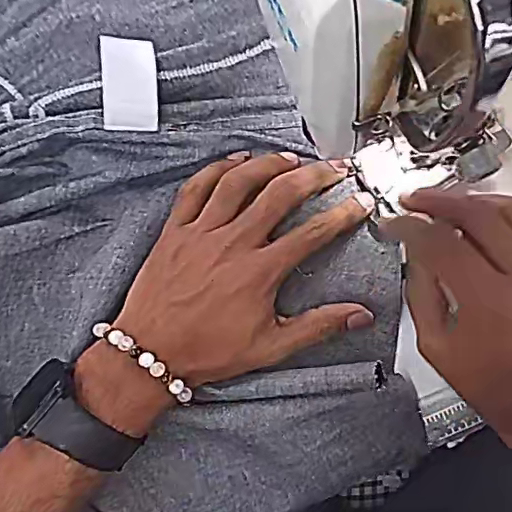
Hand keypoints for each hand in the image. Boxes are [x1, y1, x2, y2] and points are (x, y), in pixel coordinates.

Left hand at [83, 151, 375, 427]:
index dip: (343, 213)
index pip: (313, 232)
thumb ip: (318, 326)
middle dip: (315, 175)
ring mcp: (201, 233)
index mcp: (259, 272)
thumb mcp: (271, 346)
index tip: (359, 201)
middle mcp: (232, 244)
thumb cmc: (206, 351)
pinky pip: (197, 187)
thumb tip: (358, 316)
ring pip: (239, 181)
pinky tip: (235, 161)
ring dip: (269, 164)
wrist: (151, 353)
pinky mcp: (176, 230)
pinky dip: (218, 168)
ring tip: (291, 158)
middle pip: (281, 193)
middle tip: (333, 168)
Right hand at [382, 189, 511, 448]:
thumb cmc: (492, 384)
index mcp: (488, 303)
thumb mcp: (435, 345)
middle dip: (438, 201)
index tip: (396, 222)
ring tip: (446, 201)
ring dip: (471, 199)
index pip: (441, 242)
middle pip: (477, 214)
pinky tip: (484, 211)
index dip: (411, 226)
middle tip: (415, 200)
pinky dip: (504, 209)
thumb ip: (421, 291)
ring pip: (510, 209)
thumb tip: (414, 251)